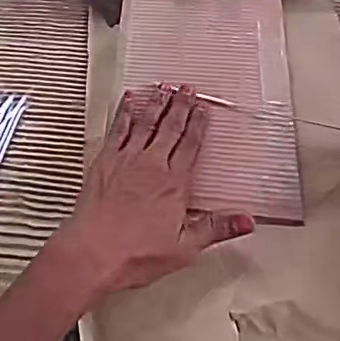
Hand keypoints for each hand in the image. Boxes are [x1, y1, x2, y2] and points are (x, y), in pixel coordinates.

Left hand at [46, 85, 254, 301]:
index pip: (191, 144)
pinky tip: (129, 101)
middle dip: (181, 105)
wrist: (93, 253)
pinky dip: (126, 112)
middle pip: (171, 127)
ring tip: (164, 87)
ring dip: (157, 103)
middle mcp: (152, 165)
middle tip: (188, 88)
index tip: (203, 108)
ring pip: (147, 122)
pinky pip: (118, 129)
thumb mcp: (184, 247)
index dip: (199, 123)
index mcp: (174, 183)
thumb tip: (246, 221)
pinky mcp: (105, 161)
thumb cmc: (134, 253)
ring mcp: (127, 160)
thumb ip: (216, 228)